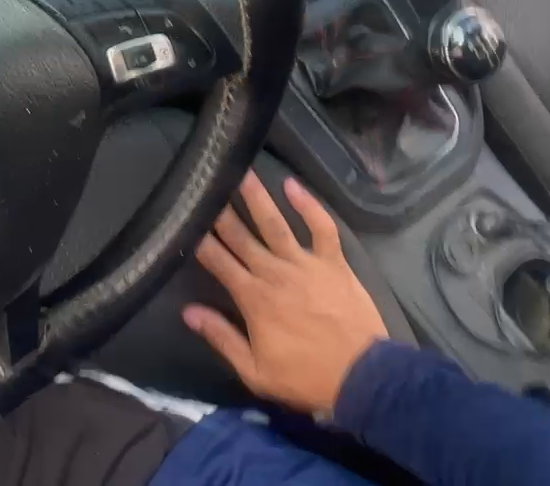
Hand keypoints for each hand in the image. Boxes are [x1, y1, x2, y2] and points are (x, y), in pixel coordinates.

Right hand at [183, 172, 388, 416]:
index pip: (217, 261)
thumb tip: (188, 311)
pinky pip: (321, 226)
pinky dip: (309, 204)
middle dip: (220, 210)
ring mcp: (304, 263)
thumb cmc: (306, 378)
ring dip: (256, 196)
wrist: (364, 379)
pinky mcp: (333, 261)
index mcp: (252, 297)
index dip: (199, 239)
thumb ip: (221, 337)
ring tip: (241, 171)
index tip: (184, 218)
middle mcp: (274, 272)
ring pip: (274, 222)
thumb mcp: (255, 371)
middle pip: (240, 235)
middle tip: (205, 184)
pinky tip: (293, 183)